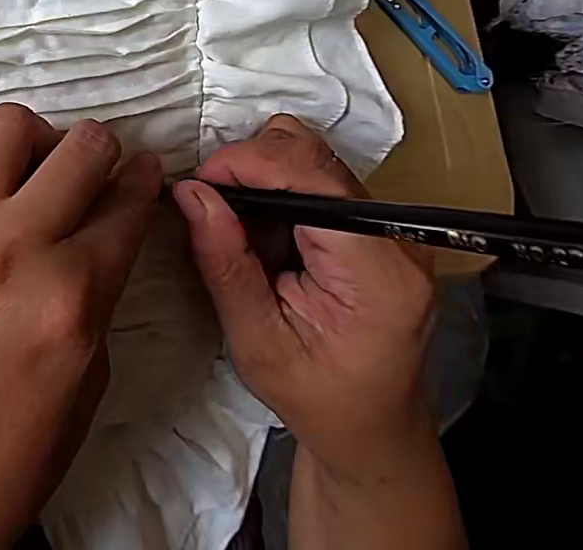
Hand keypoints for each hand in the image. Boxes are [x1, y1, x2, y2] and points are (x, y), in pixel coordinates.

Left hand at [0, 104, 162, 549]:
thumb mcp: (80, 393)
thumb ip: (96, 303)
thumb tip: (99, 246)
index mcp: (70, 298)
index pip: (126, 207)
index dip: (147, 182)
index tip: (150, 170)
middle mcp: (14, 245)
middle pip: (80, 147)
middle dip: (104, 150)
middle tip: (102, 170)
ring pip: (9, 126)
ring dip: (40, 139)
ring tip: (41, 172)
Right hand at [174, 115, 463, 548]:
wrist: (372, 429)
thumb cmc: (316, 396)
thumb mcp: (255, 338)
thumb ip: (223, 261)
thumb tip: (189, 190)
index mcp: (375, 271)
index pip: (312, 176)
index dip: (247, 162)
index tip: (199, 184)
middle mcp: (393, 237)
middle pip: (312, 153)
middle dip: (248, 164)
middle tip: (213, 205)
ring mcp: (388, 227)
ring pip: (309, 155)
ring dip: (259, 173)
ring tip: (241, 224)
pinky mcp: (373, 224)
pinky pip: (314, 175)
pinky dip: (274, 186)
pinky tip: (263, 229)